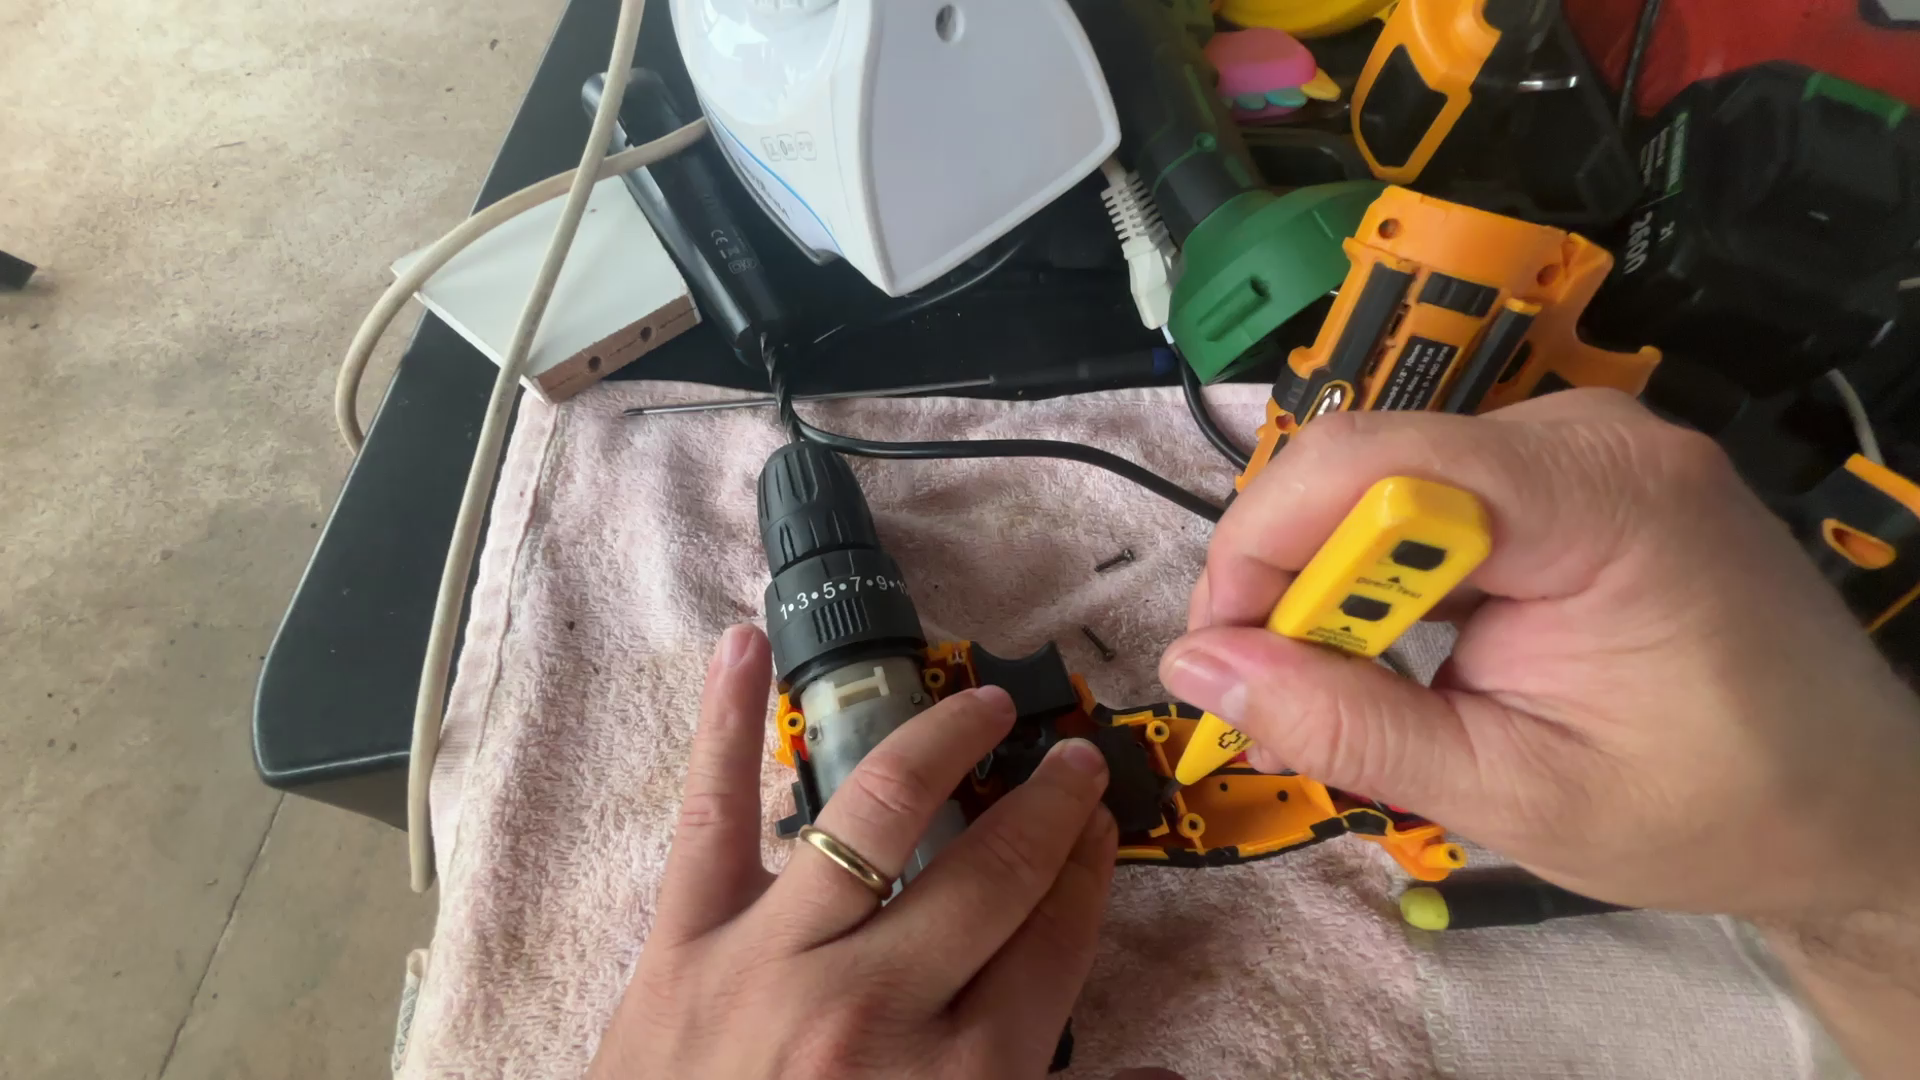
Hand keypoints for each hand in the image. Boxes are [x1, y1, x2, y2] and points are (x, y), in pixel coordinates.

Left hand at [590, 625, 1117, 1079]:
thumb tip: (1170, 1078)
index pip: (1050, 944)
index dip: (1083, 870)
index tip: (1095, 820)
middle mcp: (872, 1010)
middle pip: (989, 874)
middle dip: (1043, 806)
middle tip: (1068, 754)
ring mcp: (770, 961)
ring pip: (876, 810)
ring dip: (941, 742)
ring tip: (983, 703)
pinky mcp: (684, 939)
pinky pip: (713, 814)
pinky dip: (725, 721)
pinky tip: (744, 644)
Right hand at [1161, 390, 1919, 924]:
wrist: (1858, 798)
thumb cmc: (1712, 810)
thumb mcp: (1507, 793)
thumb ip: (1342, 727)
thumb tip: (1197, 669)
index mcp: (1599, 497)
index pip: (1364, 467)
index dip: (1260, 550)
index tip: (1223, 655)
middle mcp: (1571, 436)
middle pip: (1346, 468)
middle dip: (1271, 576)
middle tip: (1256, 683)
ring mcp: (1552, 446)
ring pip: (1353, 486)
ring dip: (1304, 584)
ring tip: (1310, 682)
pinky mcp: (1533, 475)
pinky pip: (1391, 504)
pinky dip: (1348, 576)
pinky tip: (1362, 645)